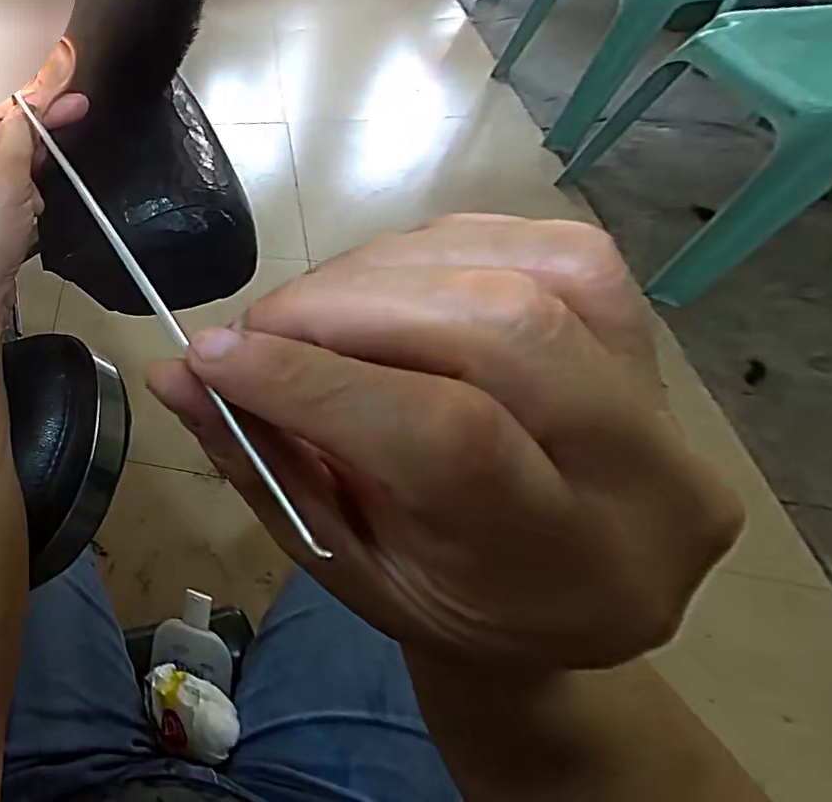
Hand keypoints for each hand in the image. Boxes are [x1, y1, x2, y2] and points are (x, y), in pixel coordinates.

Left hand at [0, 95, 83, 305]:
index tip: (43, 67)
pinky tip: (35, 200)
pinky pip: (8, 176)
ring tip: (58, 146)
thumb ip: (21, 126)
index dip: (7, 78)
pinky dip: (26, 181)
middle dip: (33, 111)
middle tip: (70, 96)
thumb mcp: (5, 175)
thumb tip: (33, 90)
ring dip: (32, 151)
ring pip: (5, 148)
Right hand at [146, 216, 743, 670]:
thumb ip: (254, 459)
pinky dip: (422, 251)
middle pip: (493, 330)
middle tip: (254, 331)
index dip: (310, 379)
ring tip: (307, 316)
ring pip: (507, 273)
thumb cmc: (431, 591)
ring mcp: (658, 384)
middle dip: (338, 312)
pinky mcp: (638, 318)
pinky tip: (378, 287)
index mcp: (564, 571)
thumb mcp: (332, 552)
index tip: (209, 355)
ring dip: (371, 276)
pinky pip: (525, 241)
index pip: (443, 437)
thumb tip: (173, 375)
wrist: (557, 588)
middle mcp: (644, 473)